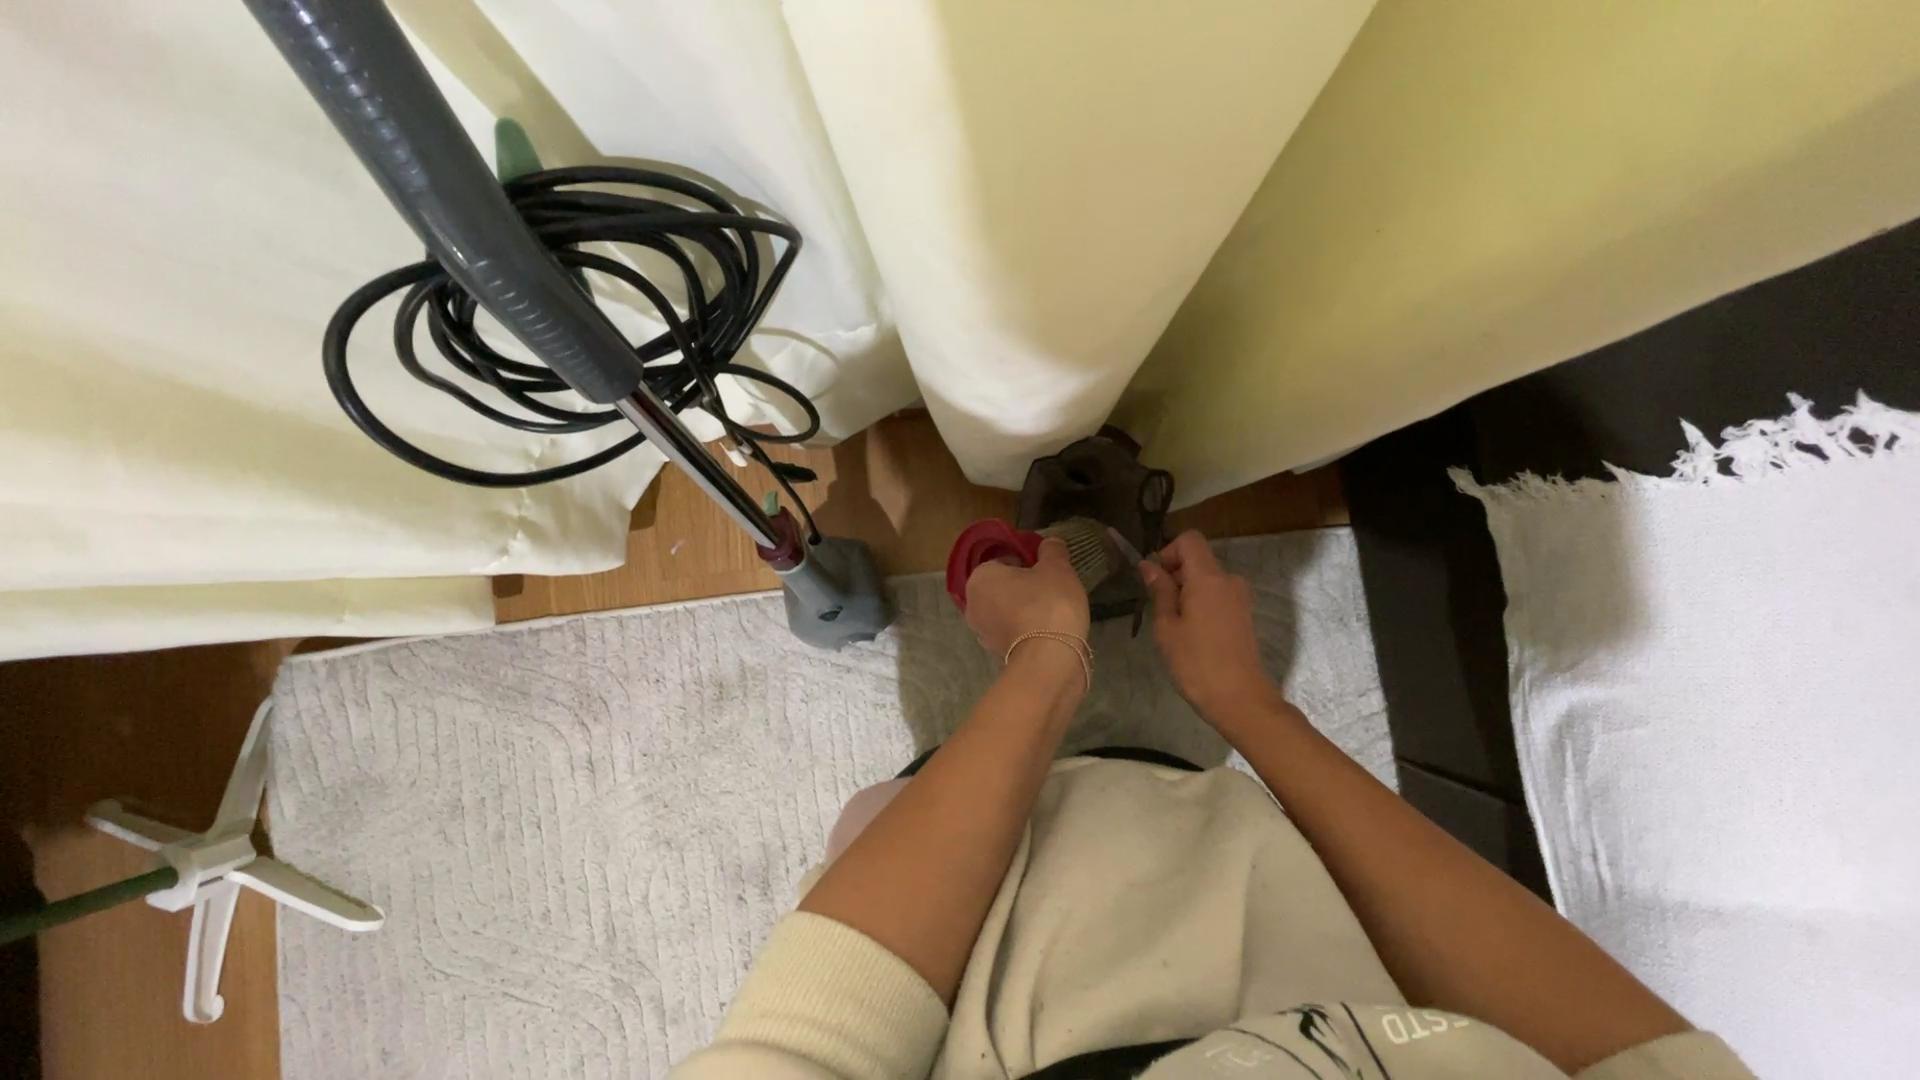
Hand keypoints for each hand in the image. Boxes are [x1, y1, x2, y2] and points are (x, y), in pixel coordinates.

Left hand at [963, 537, 1090, 655]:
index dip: (1027, 562)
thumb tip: (1050, 543)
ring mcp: (982, 633)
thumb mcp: (1057, 568)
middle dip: (1024, 587)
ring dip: (1024, 609)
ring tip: (1052, 611)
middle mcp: (972, 604)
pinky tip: (1047, 630)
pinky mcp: (995, 654)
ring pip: (1006, 611)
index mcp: (980, 577)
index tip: (1047, 570)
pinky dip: (1026, 630)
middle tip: (1051, 589)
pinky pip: (1012, 632)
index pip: (1003, 561)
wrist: (1050, 658)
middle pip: (1002, 587)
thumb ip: (1052, 550)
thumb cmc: (1048, 603)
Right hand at [1140, 530, 1281, 716]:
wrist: (1240, 699)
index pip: (1189, 540)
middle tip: (1160, 609)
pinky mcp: (1244, 615)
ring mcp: (1240, 598)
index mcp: (1208, 577)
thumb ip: (1160, 591)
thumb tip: (1149, 566)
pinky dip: (1201, 604)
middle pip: (1198, 559)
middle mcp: (1229, 580)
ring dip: (1187, 592)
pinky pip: (1218, 596)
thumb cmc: (1196, 662)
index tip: (1156, 581)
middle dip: (1175, 575)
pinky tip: (1194, 635)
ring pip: (1207, 580)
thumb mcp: (1167, 627)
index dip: (1168, 553)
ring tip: (1175, 626)